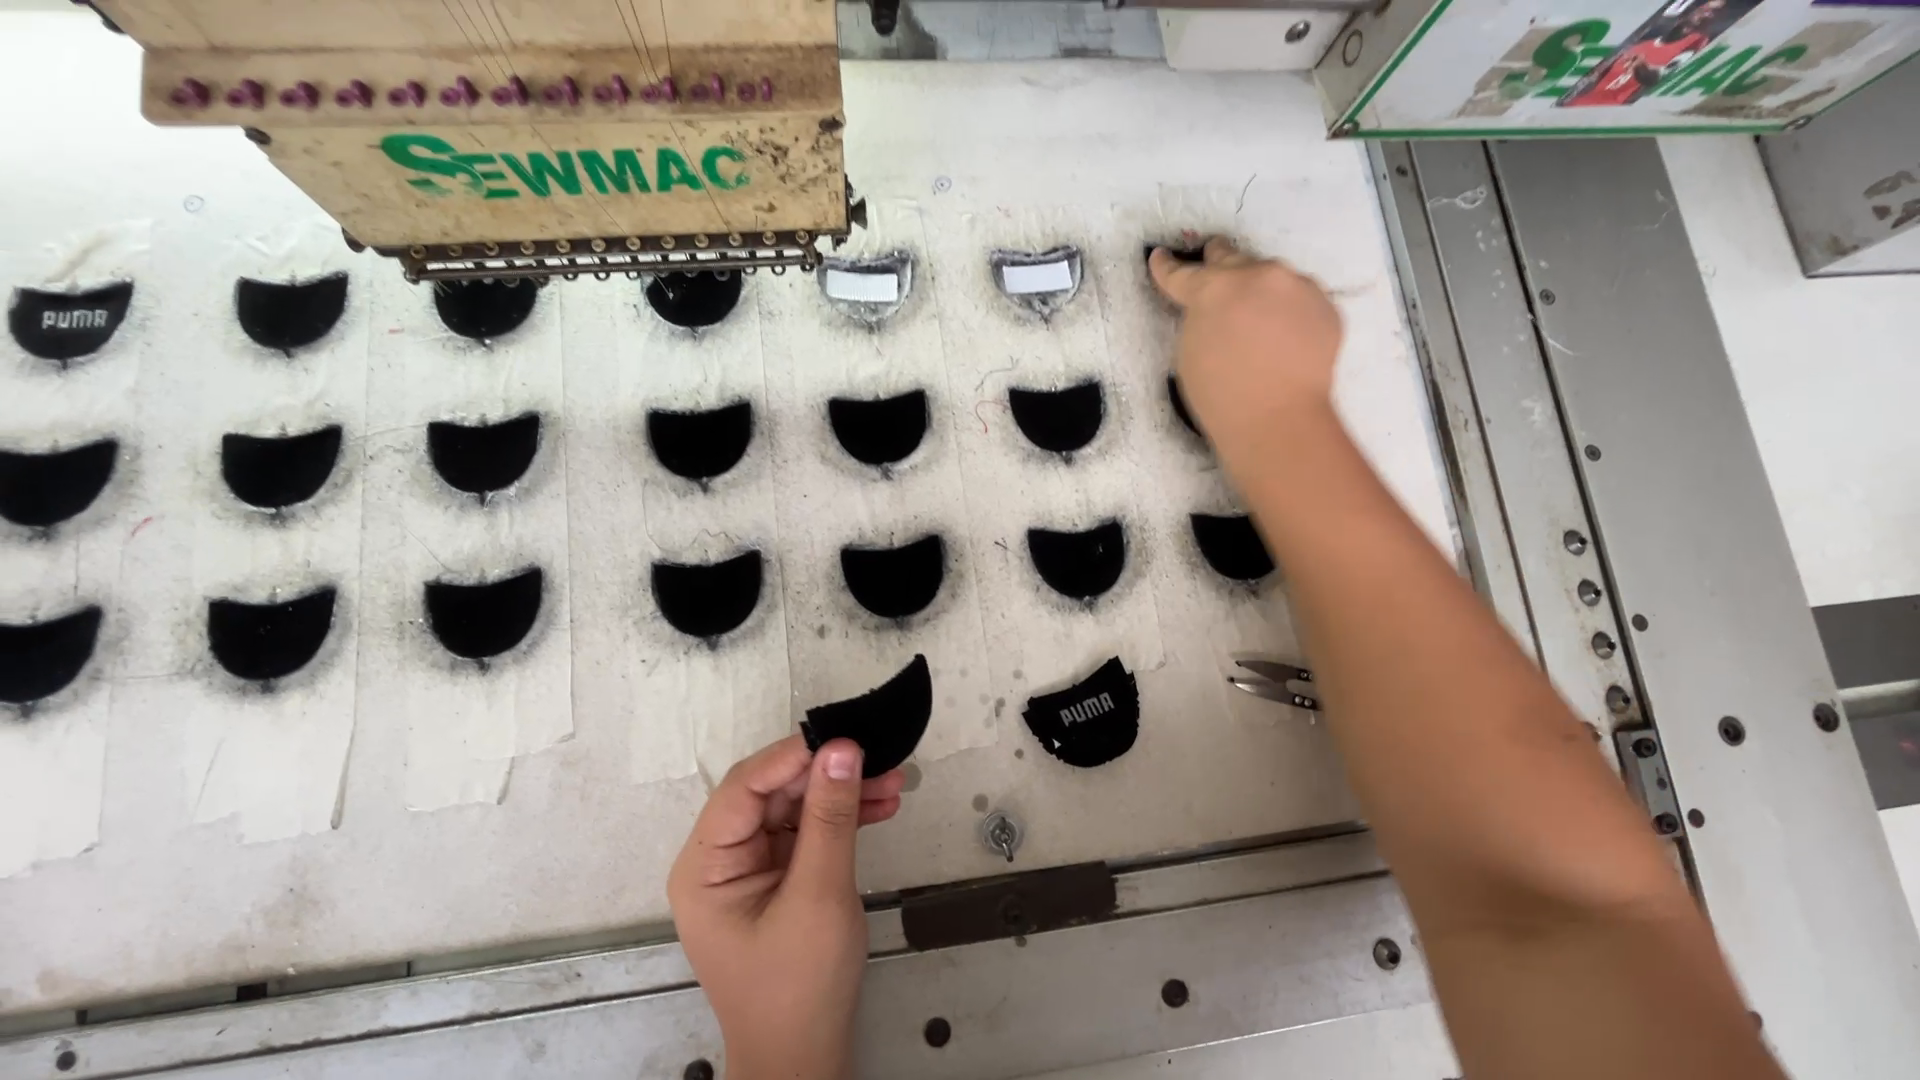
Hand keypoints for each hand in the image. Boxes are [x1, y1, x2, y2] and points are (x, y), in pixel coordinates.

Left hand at [668, 736, 908, 1079]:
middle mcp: (722, 859)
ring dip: (843, 794)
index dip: (791, 757)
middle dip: (827, 775)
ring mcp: (753, 868)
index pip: (744, 788)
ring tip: (894, 781)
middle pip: (773, 794)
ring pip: (796, 809)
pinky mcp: (781, 878)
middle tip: (880, 757)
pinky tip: (881, 806)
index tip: (843, 737)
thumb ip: (830, 818)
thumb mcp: (818, 895)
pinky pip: (809, 834)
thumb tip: (842, 748)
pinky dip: (844, 821)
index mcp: (706, 865)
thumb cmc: (799, 985)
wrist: (805, 1058)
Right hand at [1149, 238, 1342, 467]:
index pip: (1182, 272)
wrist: (1280, 419)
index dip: (1168, 266)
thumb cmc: (1220, 394)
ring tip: (1257, 317)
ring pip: (1272, 277)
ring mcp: (1298, 286)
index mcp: (1213, 288)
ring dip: (1260, 289)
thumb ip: (1199, 318)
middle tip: (1213, 261)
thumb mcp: (1189, 351)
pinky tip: (1285, 338)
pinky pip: (1300, 300)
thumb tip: (1215, 310)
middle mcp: (1258, 274)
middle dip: (1218, 260)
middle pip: (1232, 257)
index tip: (1161, 257)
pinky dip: (1289, 312)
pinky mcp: (1326, 306)